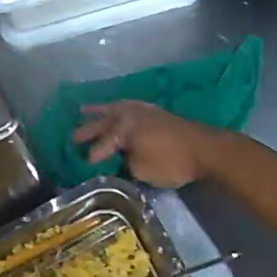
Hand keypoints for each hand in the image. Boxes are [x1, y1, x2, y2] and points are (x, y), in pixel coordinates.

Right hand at [71, 101, 221, 189]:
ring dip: (100, 111)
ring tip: (84, 109)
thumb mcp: (141, 170)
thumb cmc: (171, 161)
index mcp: (123, 127)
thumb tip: (120, 159)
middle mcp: (129, 114)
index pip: (101, 145)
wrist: (205, 149)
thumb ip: (125, 163)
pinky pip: (128, 107)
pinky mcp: (155, 113)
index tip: (81, 167)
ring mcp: (143, 111)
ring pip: (115, 108)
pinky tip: (117, 108)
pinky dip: (118, 107)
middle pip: (103, 123)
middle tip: (71, 137)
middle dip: (87, 130)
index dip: (92, 158)